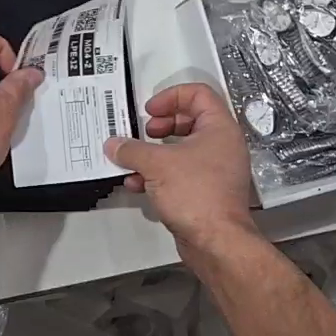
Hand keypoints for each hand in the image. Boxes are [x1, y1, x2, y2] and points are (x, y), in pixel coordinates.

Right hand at [105, 84, 255, 252]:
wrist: (216, 241)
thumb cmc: (197, 194)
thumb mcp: (156, 164)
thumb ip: (131, 149)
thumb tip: (114, 144)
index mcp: (219, 128)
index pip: (199, 94)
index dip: (171, 96)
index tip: (149, 110)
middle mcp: (222, 145)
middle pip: (190, 120)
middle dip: (161, 125)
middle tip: (144, 132)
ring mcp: (215, 169)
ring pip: (182, 149)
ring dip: (155, 152)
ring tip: (134, 159)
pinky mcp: (206, 191)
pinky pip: (180, 172)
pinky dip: (158, 173)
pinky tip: (137, 183)